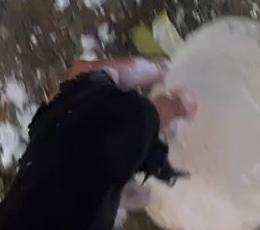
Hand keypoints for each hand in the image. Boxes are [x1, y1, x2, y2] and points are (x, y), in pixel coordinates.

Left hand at [67, 58, 195, 209]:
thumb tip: (189, 98)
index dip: (155, 73)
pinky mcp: (75, 166)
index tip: (175, 79)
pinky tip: (144, 191)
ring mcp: (74, 134)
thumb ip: (167, 107)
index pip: (131, 67)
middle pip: (122, 103)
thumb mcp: (143, 114)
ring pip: (114, 136)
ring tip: (162, 156)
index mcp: (91, 75)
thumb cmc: (107, 132)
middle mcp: (78, 99)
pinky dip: (126, 178)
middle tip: (174, 121)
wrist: (70, 179)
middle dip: (149, 114)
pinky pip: (106, 168)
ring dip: (140, 147)